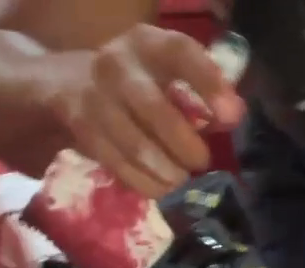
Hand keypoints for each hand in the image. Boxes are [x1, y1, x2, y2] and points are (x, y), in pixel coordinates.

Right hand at [40, 25, 244, 197]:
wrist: (70, 83)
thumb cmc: (143, 84)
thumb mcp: (170, 73)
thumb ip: (205, 93)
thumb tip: (233, 116)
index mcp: (148, 44)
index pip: (179, 53)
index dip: (208, 83)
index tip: (231, 116)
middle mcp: (117, 64)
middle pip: (155, 111)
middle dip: (186, 146)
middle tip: (201, 162)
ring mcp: (94, 97)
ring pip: (136, 145)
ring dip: (168, 171)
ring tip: (181, 177)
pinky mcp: (83, 129)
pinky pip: (119, 165)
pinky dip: (147, 183)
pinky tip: (162, 185)